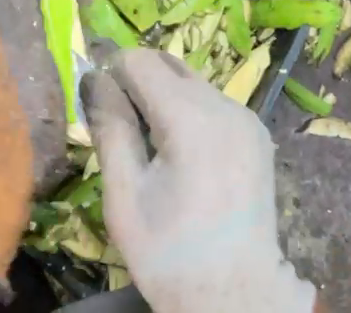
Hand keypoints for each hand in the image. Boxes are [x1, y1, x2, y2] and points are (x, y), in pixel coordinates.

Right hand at [83, 49, 316, 312]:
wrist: (237, 297)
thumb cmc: (170, 252)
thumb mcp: (124, 195)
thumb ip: (110, 127)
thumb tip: (95, 78)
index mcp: (191, 118)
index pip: (141, 61)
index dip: (113, 70)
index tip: (97, 99)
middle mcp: (224, 105)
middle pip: (169, 64)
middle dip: (138, 79)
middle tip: (118, 119)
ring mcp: (246, 117)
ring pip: (192, 81)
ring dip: (164, 94)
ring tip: (149, 142)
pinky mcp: (256, 133)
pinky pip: (213, 102)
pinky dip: (189, 110)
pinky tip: (181, 152)